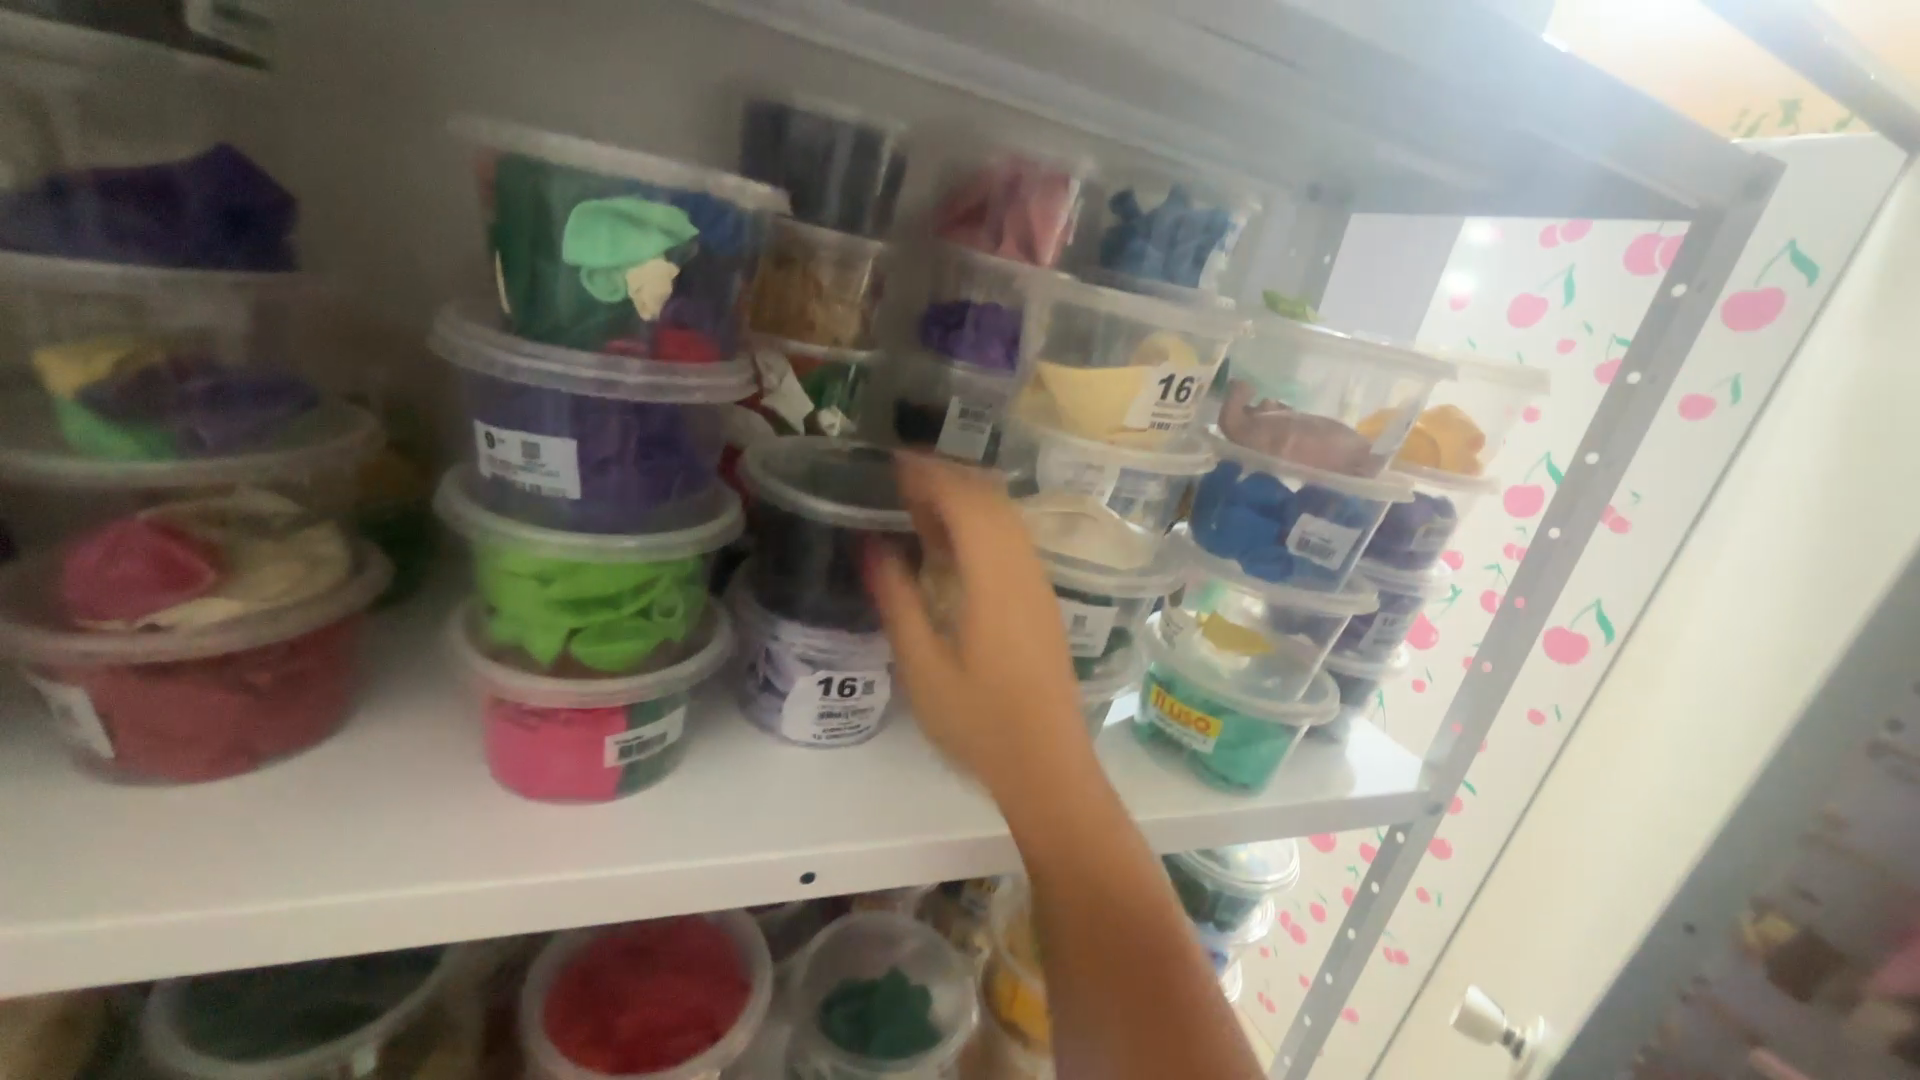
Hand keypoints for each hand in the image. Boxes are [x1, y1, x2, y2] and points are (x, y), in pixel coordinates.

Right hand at [862, 453, 1092, 799]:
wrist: (1048, 765)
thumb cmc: (980, 724)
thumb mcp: (923, 668)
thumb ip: (897, 601)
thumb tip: (872, 547)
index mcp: (995, 581)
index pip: (966, 502)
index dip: (931, 474)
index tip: (894, 463)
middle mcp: (1025, 571)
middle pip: (991, 501)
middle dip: (947, 479)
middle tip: (900, 482)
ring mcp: (1041, 586)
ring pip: (1007, 520)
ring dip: (967, 502)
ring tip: (920, 510)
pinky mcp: (1045, 603)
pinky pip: (1014, 543)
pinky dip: (982, 527)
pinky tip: (954, 550)